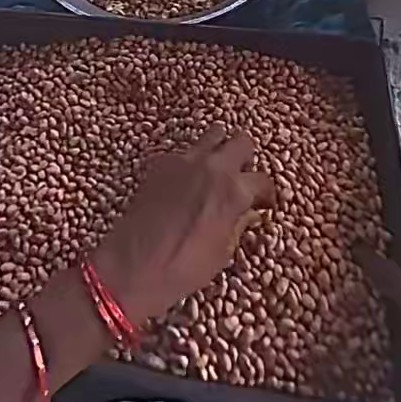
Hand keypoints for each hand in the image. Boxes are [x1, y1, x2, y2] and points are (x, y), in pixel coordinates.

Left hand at [92, 127, 273, 320]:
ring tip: (216, 170)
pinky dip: (191, 161)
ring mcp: (185, 161)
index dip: (266, 193)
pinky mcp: (161, 163)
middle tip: (242, 176)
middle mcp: (212, 167)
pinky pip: (184, 152)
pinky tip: (186, 181)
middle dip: (246, 157)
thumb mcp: (223, 251)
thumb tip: (245, 212)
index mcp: (233, 190)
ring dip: (219, 148)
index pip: (262, 180)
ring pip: (213, 135)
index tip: (263, 202)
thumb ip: (237, 223)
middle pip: (242, 141)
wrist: (135, 266)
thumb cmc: (183, 267)